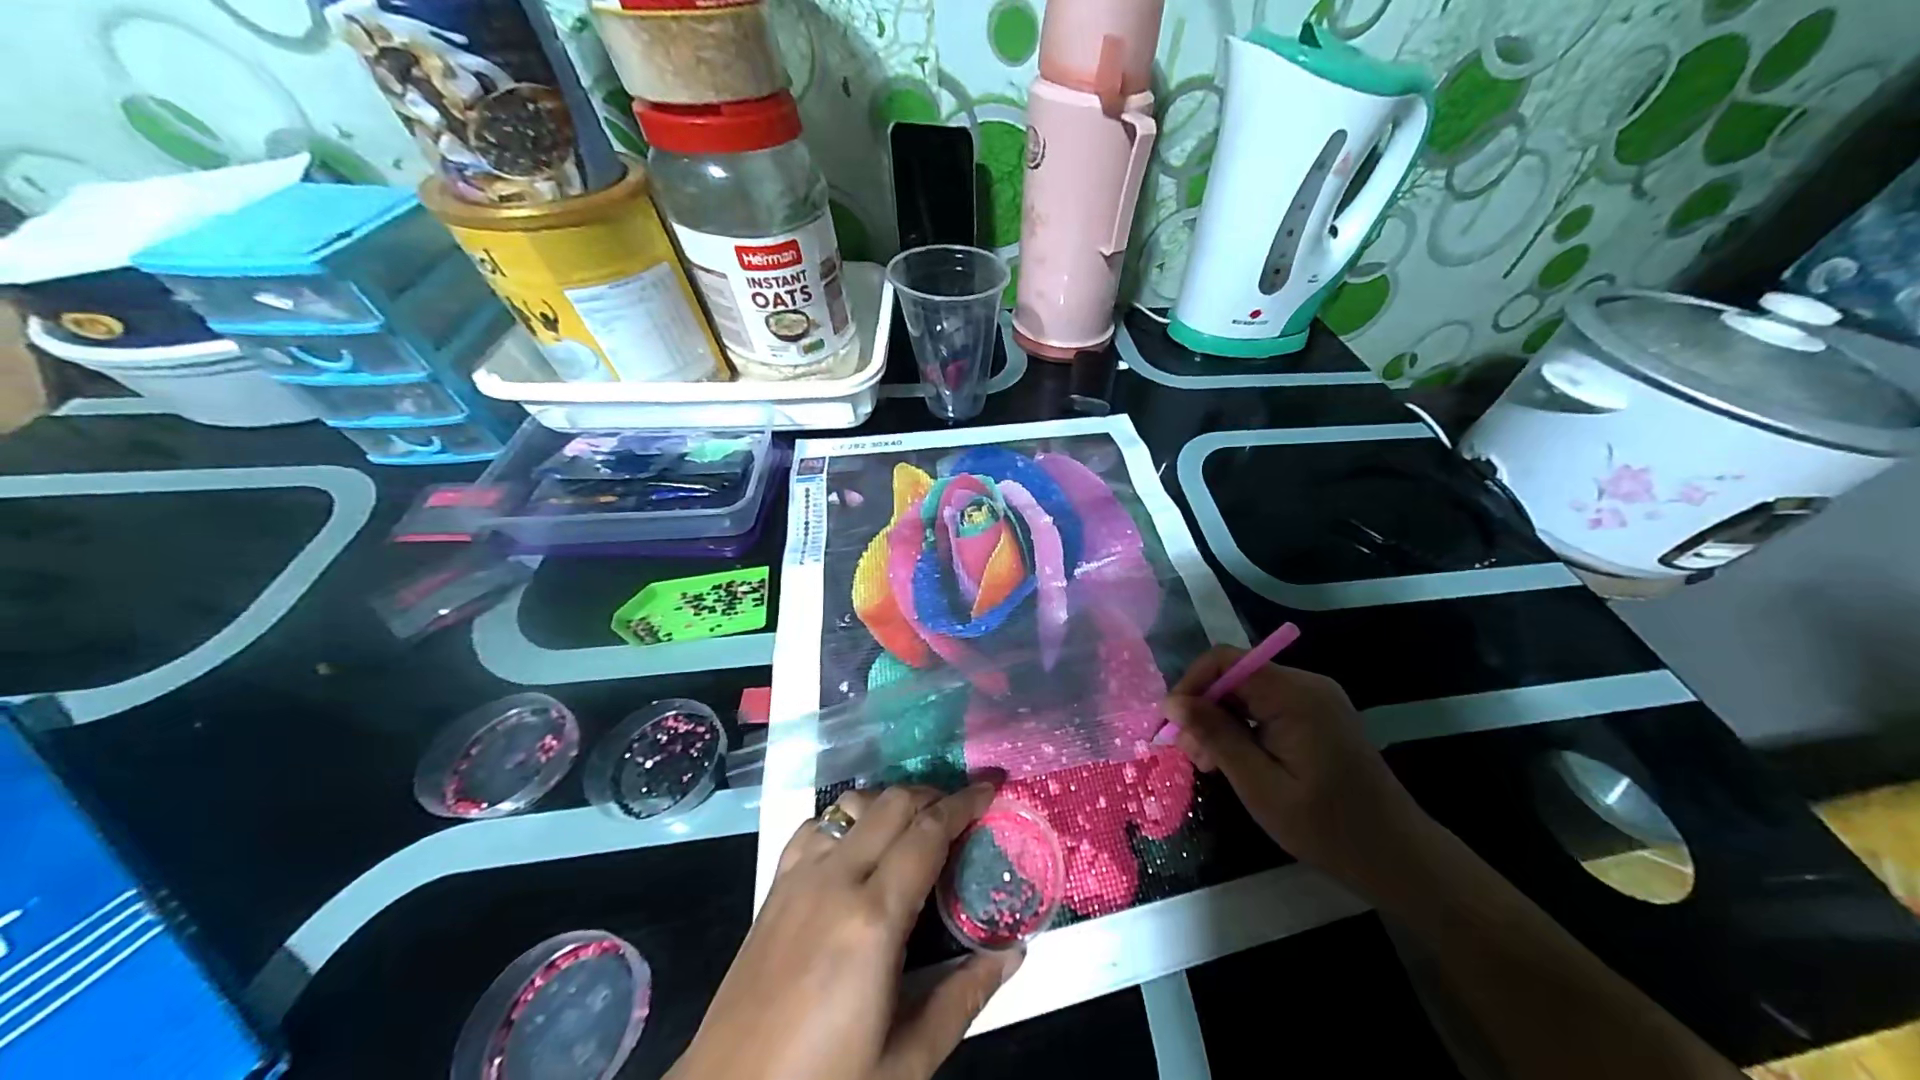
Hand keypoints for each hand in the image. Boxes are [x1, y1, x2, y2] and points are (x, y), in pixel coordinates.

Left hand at [668, 783, 1021, 1079]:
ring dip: (892, 803)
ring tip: (918, 827)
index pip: (927, 832)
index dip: (964, 803)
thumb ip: (964, 996)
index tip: (992, 788)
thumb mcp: (907, 1058)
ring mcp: (798, 878)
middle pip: (891, 803)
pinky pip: (817, 828)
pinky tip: (859, 849)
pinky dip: (849, 820)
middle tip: (965, 810)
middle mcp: (834, 880)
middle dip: (934, 794)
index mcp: (872, 918)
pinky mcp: (775, 888)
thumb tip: (1012, 951)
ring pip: (852, 806)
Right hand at [1163, 648, 1438, 900]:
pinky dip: (1243, 728)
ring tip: (1208, 765)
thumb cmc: (1327, 828)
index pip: (1226, 660)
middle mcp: (1307, 686)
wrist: (1398, 858)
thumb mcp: (1259, 785)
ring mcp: (1316, 701)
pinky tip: (1234, 761)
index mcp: (1295, 695)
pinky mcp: (1319, 718)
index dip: (1191, 684)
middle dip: (1204, 709)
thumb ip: (1216, 736)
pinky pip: (1266, 708)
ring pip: (1247, 693)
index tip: (1171, 725)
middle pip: (1235, 676)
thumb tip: (1173, 703)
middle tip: (1189, 756)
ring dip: (1220, 722)